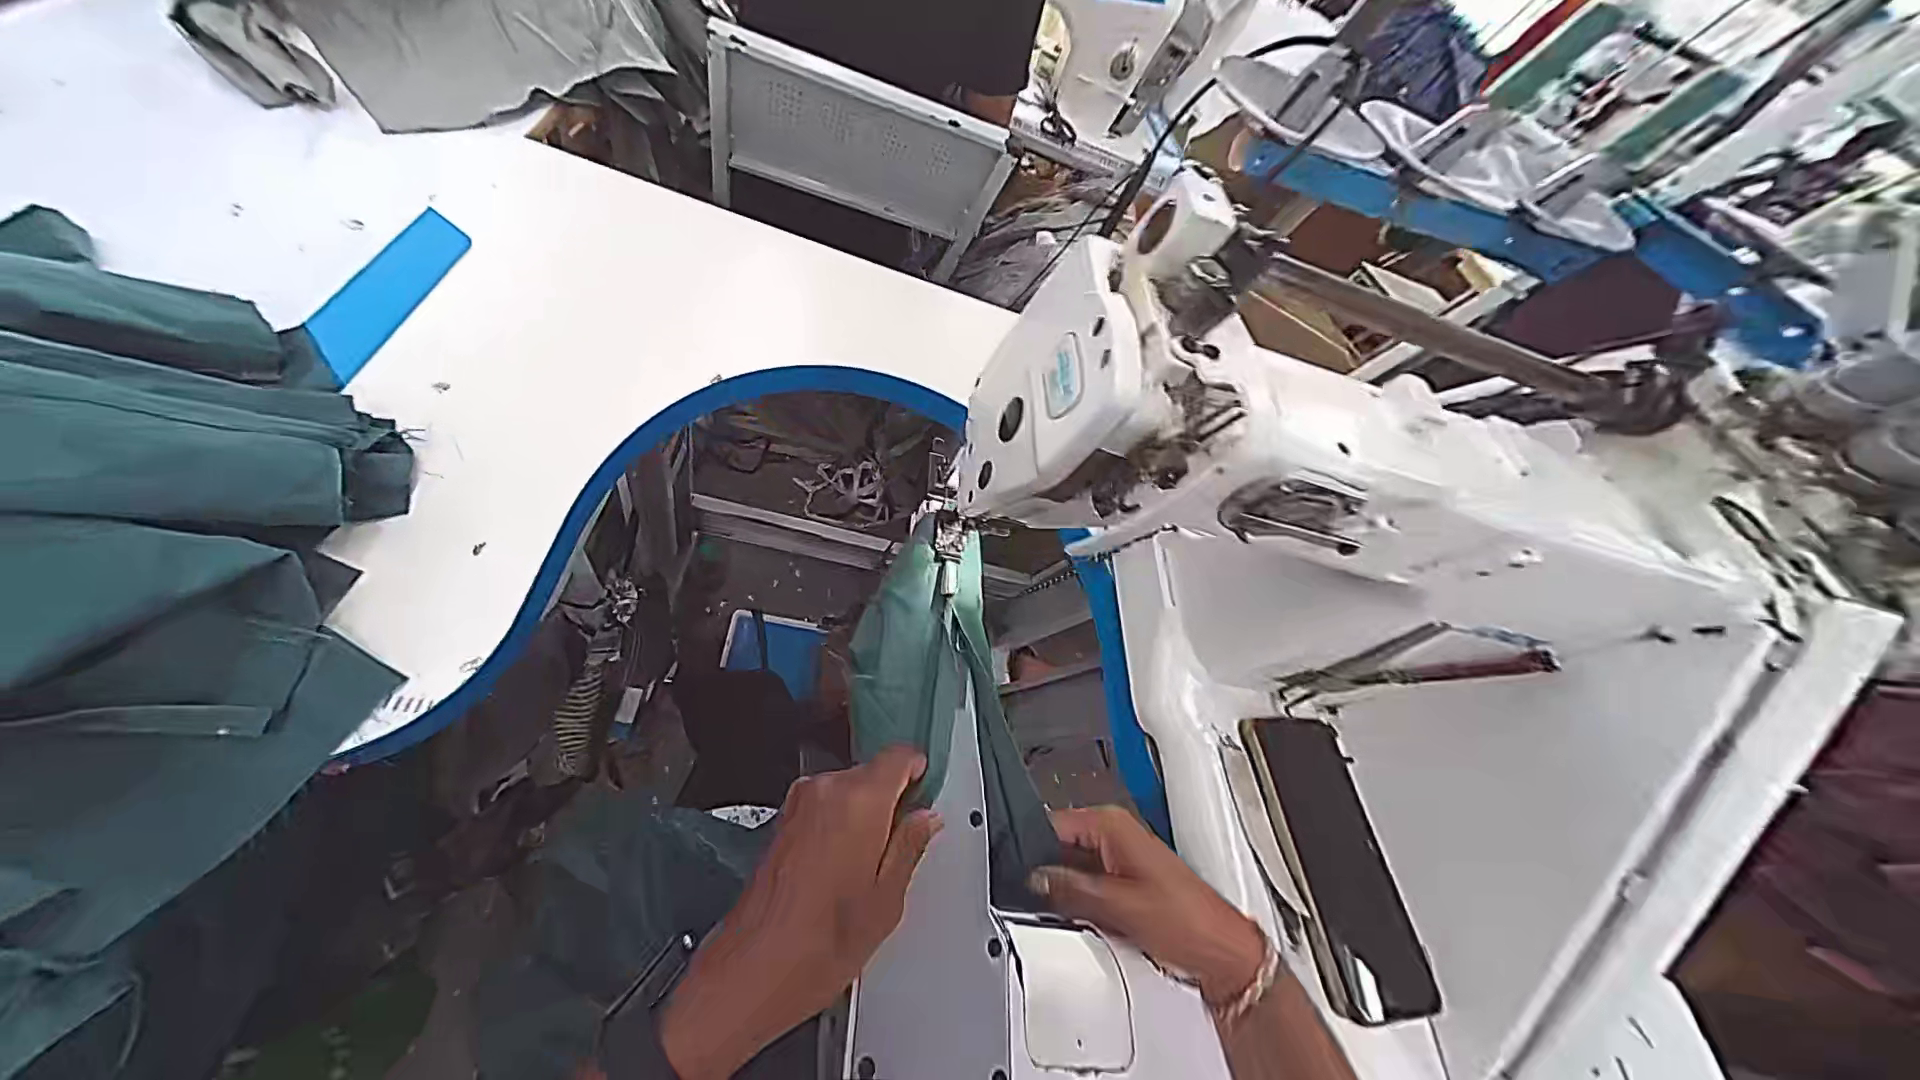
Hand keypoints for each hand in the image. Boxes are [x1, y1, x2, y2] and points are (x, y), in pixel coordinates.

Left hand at [657, 746, 941, 1079]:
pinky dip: (837, 824)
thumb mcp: (886, 899)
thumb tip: (925, 821)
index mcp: (860, 800)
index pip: (900, 755)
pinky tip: (839, 869)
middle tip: (899, 842)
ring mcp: (800, 802)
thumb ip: (910, 845)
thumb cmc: (814, 943)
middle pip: (874, 772)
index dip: (919, 772)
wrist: (751, 969)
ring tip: (865, 866)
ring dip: (863, 813)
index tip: (925, 791)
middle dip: (891, 800)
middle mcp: (826, 790)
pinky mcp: (783, 818)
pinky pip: (825, 805)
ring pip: (849, 789)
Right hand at [1030, 806, 1265, 1005]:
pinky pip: (1089, 887)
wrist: (1223, 955)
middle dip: (1053, 874)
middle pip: (1061, 847)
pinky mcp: (1125, 881)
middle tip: (1052, 901)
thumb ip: (1071, 888)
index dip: (1033, 849)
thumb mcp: (1119, 906)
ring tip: (1083, 914)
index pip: (1053, 823)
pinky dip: (1085, 904)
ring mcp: (1121, 857)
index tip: (1021, 871)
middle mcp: (1116, 833)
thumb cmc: (1190, 922)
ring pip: (1074, 871)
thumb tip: (1038, 878)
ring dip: (1070, 893)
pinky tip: (1095, 921)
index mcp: (1112, 823)